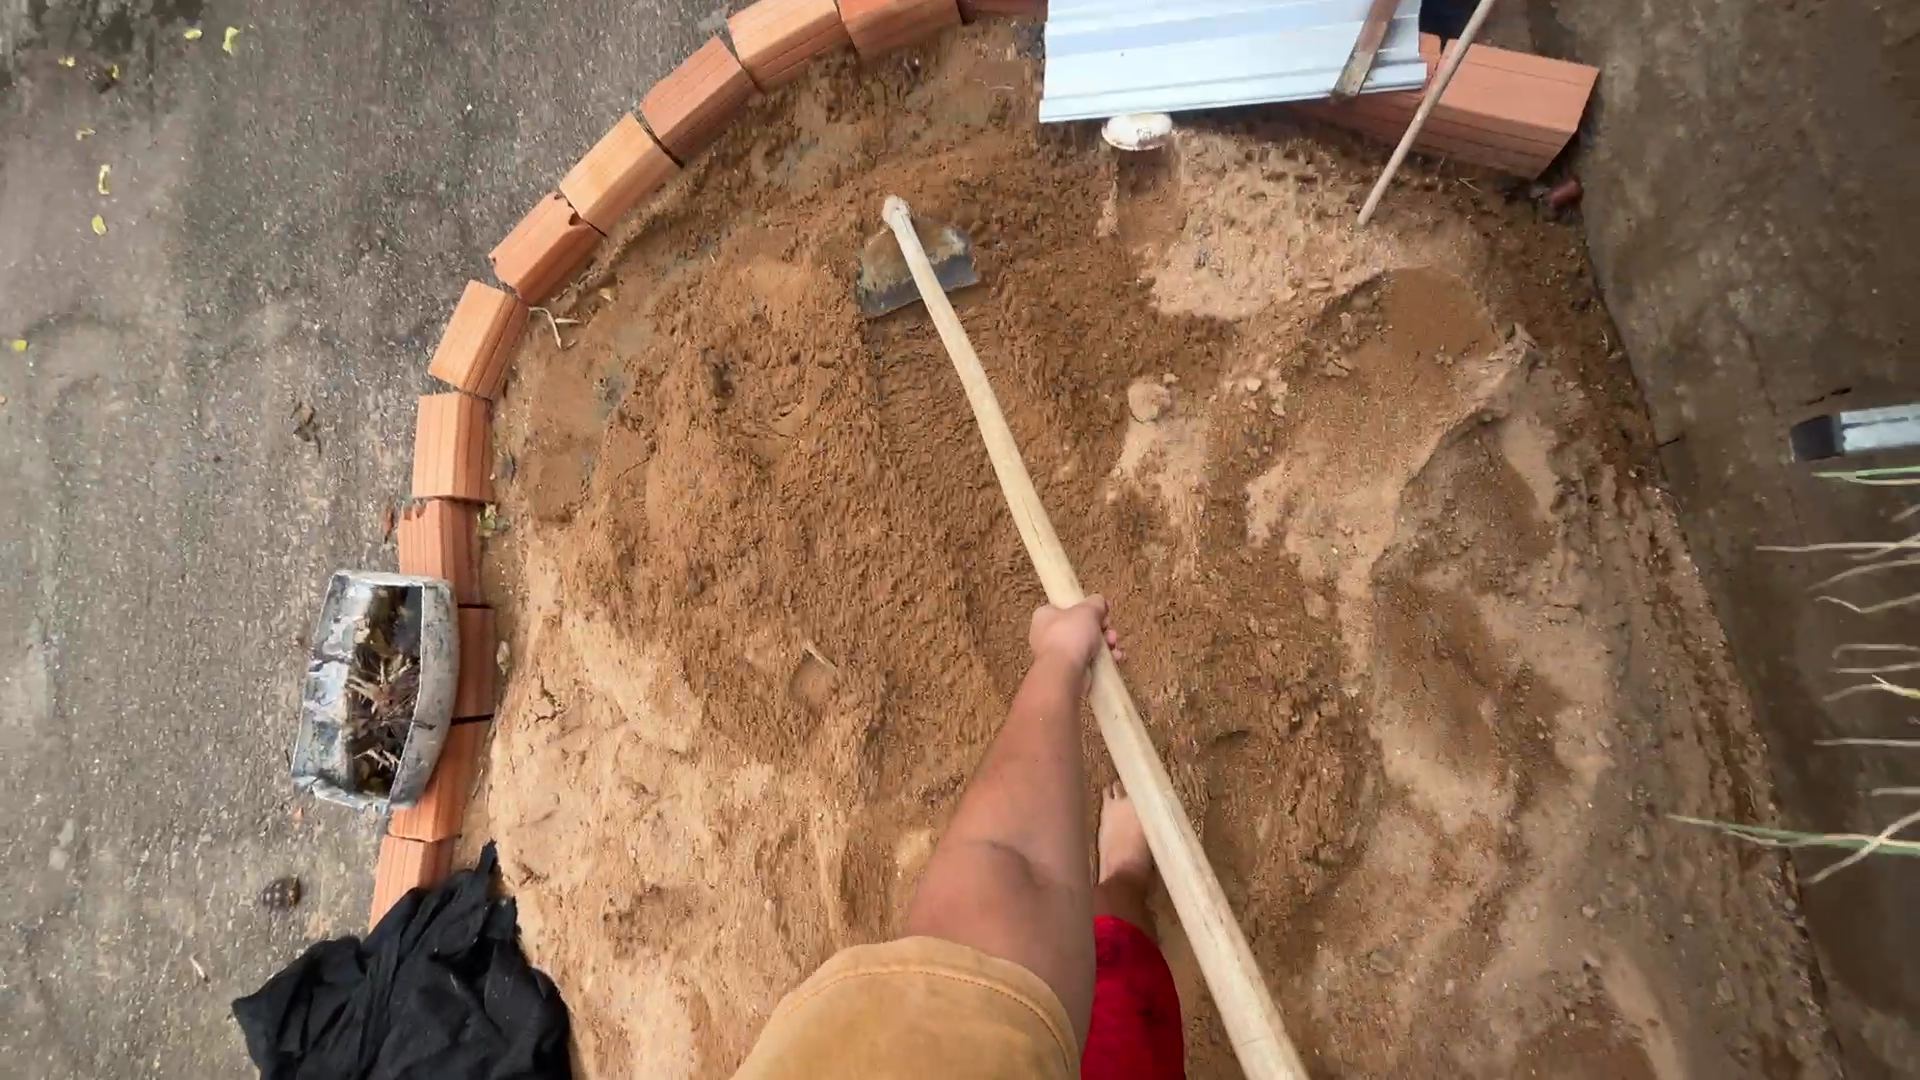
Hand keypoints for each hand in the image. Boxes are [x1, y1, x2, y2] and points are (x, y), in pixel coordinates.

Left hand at [1028, 595, 1121, 670]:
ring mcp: (1057, 655)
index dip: (1085, 608)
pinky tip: (1114, 657)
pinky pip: (1088, 661)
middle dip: (1100, 628)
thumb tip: (1100, 602)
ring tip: (1113, 643)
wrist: (1064, 672)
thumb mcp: (1087, 610)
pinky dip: (1102, 659)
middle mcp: (1046, 635)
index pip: (1065, 608)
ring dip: (1104, 643)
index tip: (1101, 611)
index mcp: (1044, 616)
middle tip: (1109, 628)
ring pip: (1086, 645)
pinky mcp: (1067, 671)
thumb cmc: (1070, 634)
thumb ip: (1095, 602)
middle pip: (1079, 627)